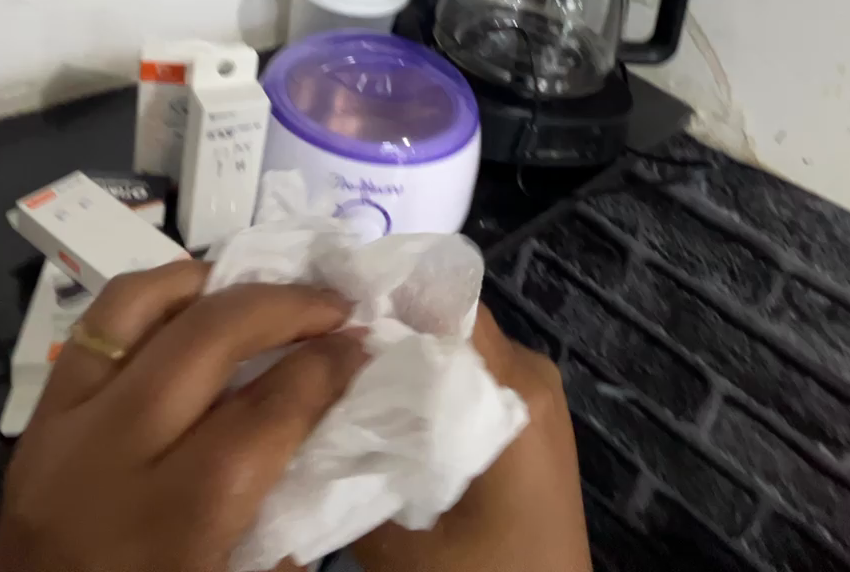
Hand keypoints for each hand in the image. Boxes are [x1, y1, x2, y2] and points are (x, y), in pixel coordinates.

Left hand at [0, 262, 366, 571]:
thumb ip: (293, 498)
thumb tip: (337, 404)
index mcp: (170, 527)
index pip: (264, 414)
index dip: (323, 367)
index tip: (359, 345)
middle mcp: (106, 463)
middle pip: (207, 339)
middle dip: (285, 307)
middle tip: (333, 307)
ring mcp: (58, 430)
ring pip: (140, 306)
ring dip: (216, 283)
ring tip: (264, 292)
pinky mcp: (36, 416)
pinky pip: (98, 321)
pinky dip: (157, 294)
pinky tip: (198, 302)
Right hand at [350, 306, 590, 571]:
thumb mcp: (406, 547)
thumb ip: (356, 474)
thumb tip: (310, 415)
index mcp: (515, 389)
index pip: (453, 307)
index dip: (394, 302)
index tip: (340, 313)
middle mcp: (533, 374)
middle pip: (456, 327)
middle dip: (396, 335)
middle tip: (334, 352)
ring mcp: (539, 394)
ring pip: (464, 351)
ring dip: (415, 362)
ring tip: (356, 379)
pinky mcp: (535, 416)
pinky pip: (480, 376)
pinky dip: (439, 385)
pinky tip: (397, 410)